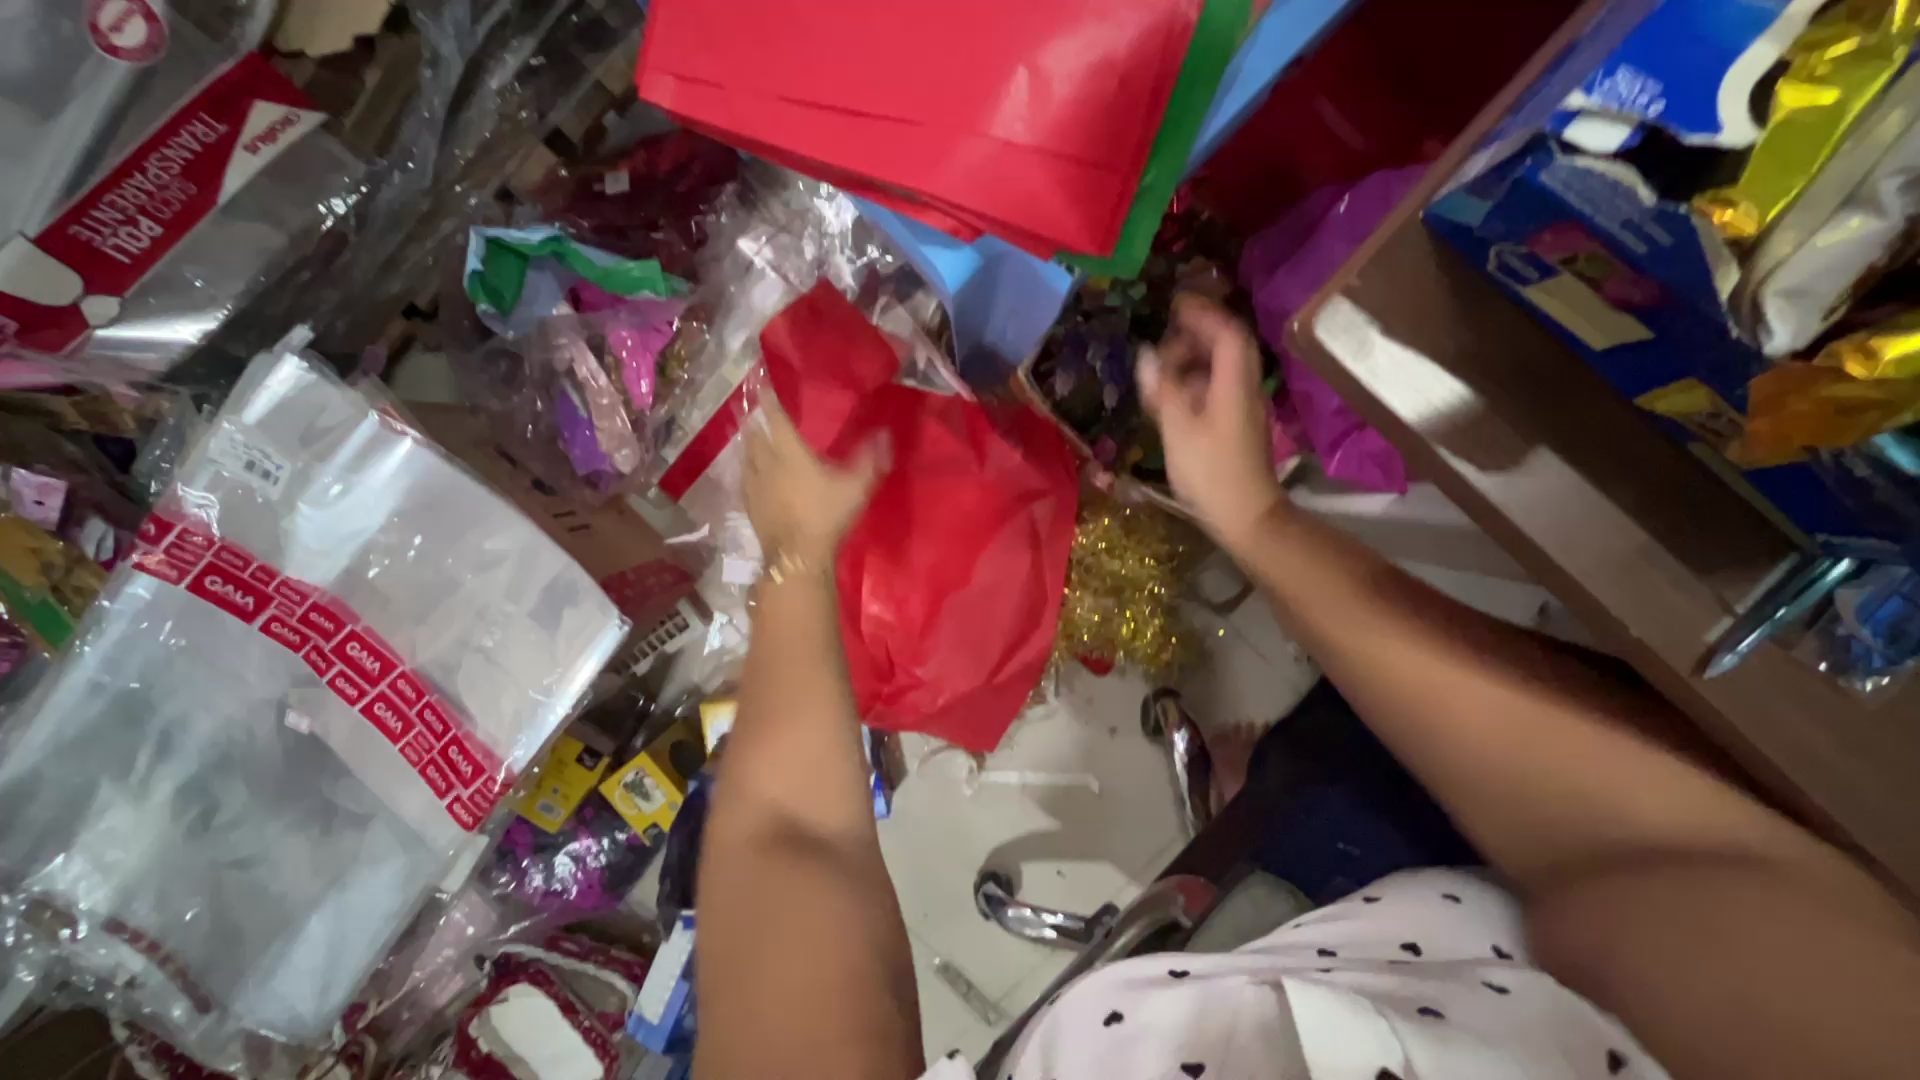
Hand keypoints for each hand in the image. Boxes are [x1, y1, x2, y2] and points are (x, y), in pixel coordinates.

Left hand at [743, 392, 886, 573]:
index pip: (774, 415)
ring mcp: (753, 484)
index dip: (768, 395)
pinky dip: (750, 470)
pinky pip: (746, 478)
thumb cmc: (827, 515)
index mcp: (788, 450)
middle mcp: (765, 461)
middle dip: (757, 420)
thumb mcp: (858, 486)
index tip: (761, 379)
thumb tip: (886, 432)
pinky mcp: (749, 505)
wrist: (797, 558)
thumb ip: (871, 458)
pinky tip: (757, 475)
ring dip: (752, 445)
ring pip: (747, 455)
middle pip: (754, 433)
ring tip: (759, 441)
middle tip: (764, 413)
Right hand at [1137, 294, 1284, 554]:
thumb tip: (1146, 355)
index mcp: (1234, 383)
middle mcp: (1245, 388)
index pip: (1227, 332)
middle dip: (1195, 336)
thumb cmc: (1211, 473)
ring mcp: (1243, 408)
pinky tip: (1171, 400)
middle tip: (1162, 342)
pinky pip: (1217, 390)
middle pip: (1226, 347)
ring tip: (1160, 373)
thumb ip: (1162, 388)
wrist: (1246, 516)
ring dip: (1192, 362)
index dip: (1202, 313)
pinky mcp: (1237, 426)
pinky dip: (1194, 385)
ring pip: (1221, 369)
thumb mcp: (1178, 429)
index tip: (1174, 305)